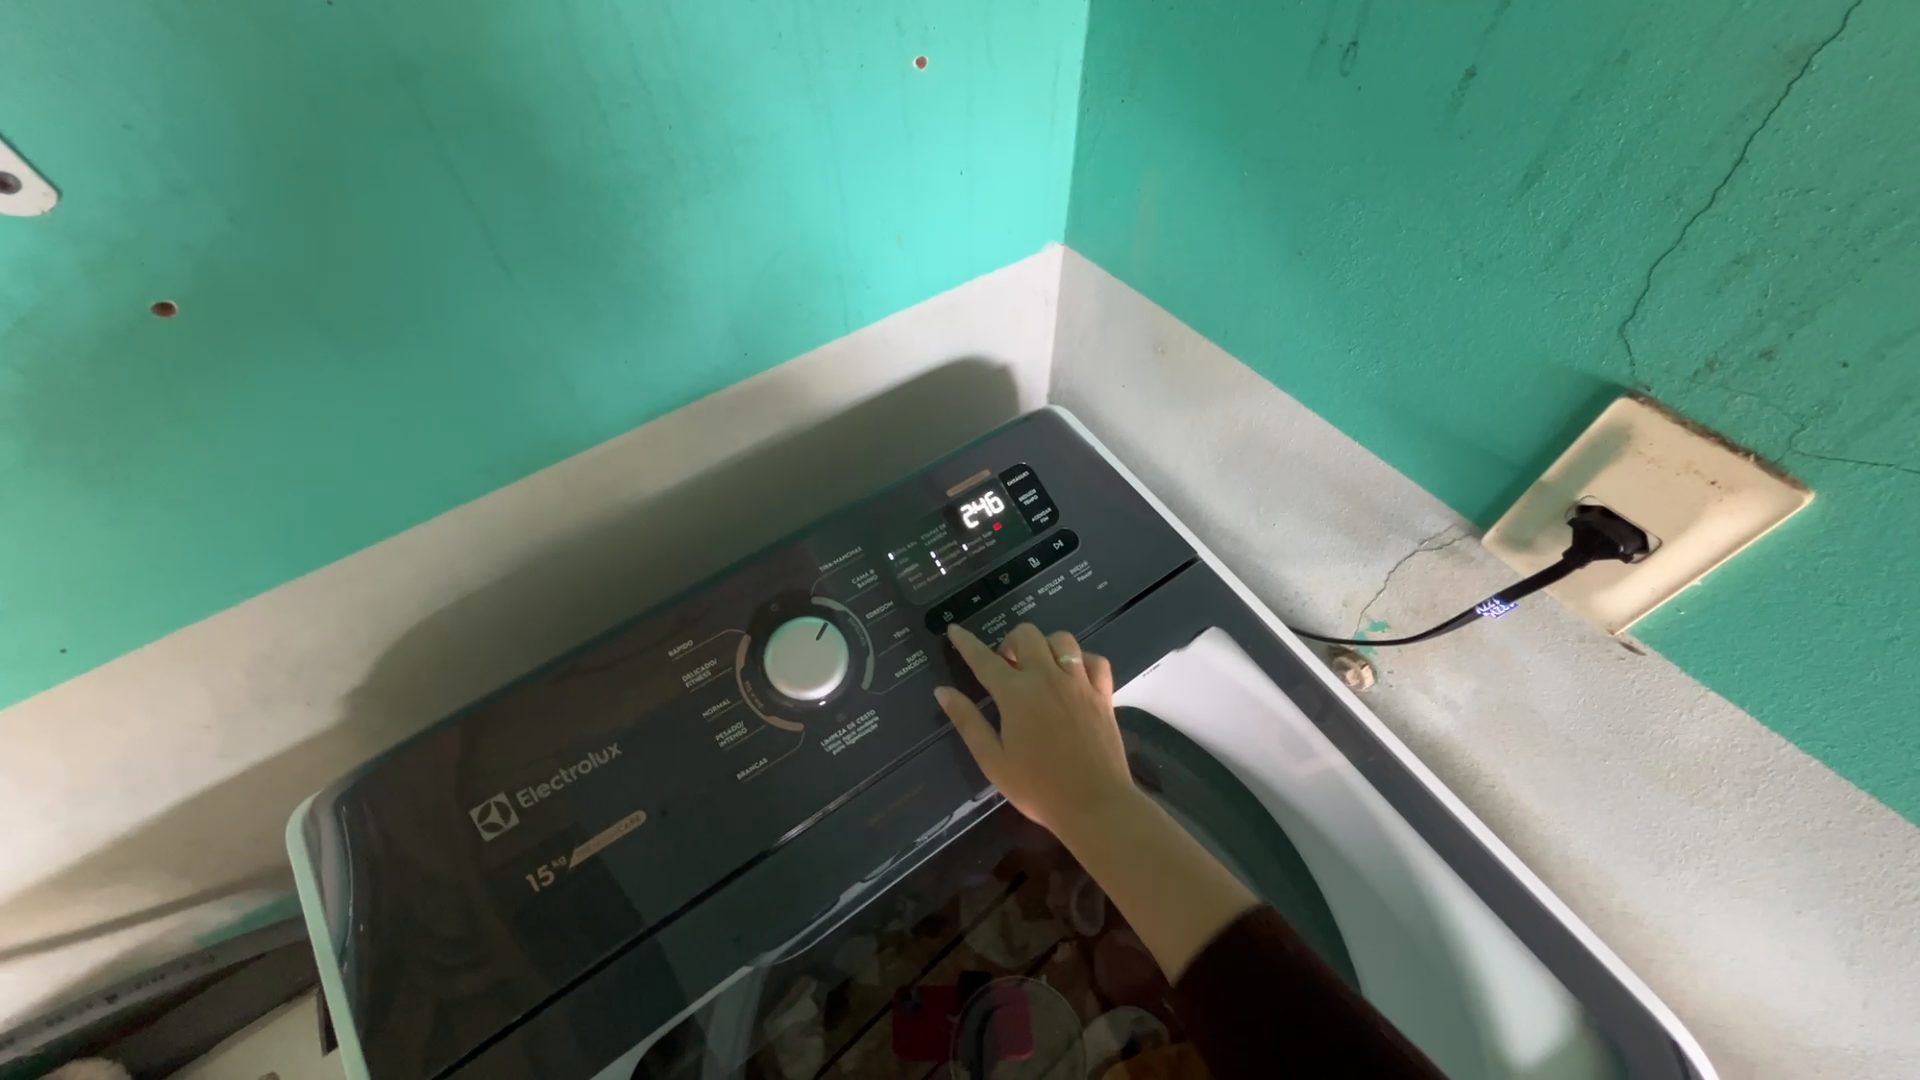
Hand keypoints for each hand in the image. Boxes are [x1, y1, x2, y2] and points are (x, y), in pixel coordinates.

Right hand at [934, 623, 1137, 837]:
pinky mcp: (1103, 694)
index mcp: (1016, 694)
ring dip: (1045, 646)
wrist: (1095, 804)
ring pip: (1062, 640)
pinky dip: (1082, 660)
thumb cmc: (1038, 788)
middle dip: (1010, 642)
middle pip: (1026, 635)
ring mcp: (1079, 683)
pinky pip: (1094, 660)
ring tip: (1039, 668)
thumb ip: (968, 722)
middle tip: (1006, 668)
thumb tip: (943, 691)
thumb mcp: (993, 761)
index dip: (966, 642)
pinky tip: (1074, 676)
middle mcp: (1047, 677)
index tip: (954, 630)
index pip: (984, 659)